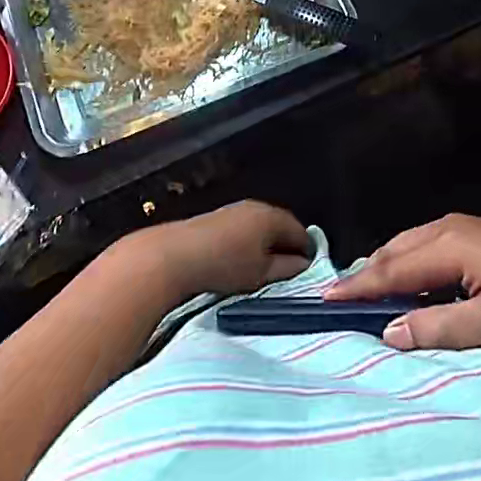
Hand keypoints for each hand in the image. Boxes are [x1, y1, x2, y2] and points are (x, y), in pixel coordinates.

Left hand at [117, 200, 310, 301]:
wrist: (173, 256)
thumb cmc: (224, 265)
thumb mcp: (261, 274)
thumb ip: (287, 269)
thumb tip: (303, 265)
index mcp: (272, 217)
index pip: (300, 232)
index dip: (307, 251)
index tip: (308, 270)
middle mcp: (255, 207)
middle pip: (280, 226)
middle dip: (286, 246)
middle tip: (288, 271)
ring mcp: (233, 210)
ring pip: (259, 228)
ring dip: (265, 245)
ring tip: (263, 270)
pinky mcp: (215, 219)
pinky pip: (242, 230)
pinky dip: (248, 244)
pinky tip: (240, 261)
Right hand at [326, 214, 480, 351]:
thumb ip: (440, 326)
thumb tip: (388, 332)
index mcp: (450, 243)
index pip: (390, 269)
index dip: (357, 287)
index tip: (322, 300)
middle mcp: (455, 228)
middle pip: (397, 250)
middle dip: (369, 272)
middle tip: (341, 297)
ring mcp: (476, 229)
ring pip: (417, 246)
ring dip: (392, 268)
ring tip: (373, 291)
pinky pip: (436, 248)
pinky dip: (416, 265)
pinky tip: (421, 283)